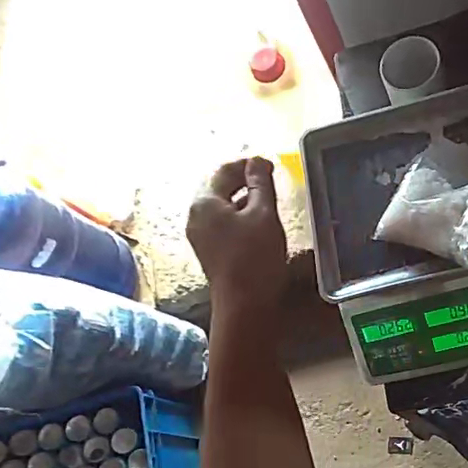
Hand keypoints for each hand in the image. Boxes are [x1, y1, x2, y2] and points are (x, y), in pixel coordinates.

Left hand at [189, 157, 286, 314]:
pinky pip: (223, 227)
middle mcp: (196, 217)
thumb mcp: (263, 214)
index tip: (271, 165)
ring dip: (244, 203)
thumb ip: (260, 184)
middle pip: (220, 190)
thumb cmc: (255, 257)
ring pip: (222, 210)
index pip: (225, 172)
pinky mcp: (209, 254)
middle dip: (245, 183)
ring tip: (268, 205)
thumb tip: (257, 161)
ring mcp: (200, 237)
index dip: (248, 165)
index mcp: (204, 203)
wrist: (245, 305)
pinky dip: (240, 221)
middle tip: (270, 183)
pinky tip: (257, 228)